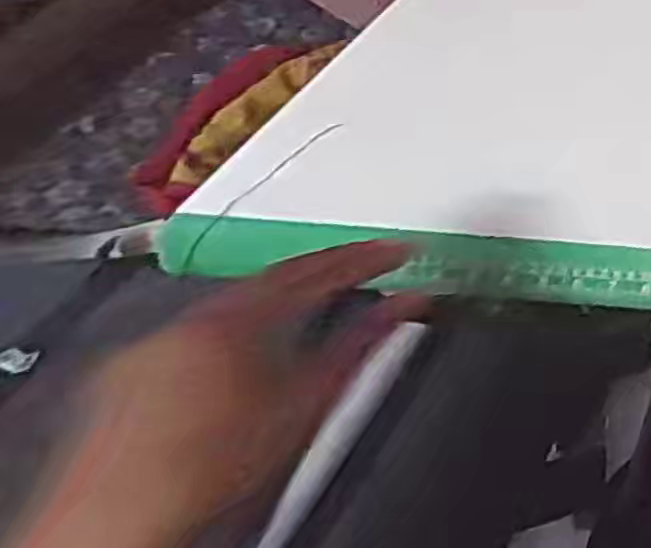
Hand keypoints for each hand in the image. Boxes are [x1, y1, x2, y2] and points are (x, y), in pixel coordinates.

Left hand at [12, 241, 427, 547]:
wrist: (122, 532)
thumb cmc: (211, 472)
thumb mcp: (313, 397)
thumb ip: (367, 339)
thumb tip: (409, 303)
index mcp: (233, 321)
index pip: (319, 269)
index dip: (368, 257)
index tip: (400, 251)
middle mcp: (185, 326)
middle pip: (275, 278)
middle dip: (330, 266)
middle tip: (372, 260)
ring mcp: (150, 351)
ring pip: (238, 299)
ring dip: (290, 289)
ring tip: (330, 288)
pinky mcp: (126, 376)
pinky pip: (202, 324)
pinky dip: (248, 315)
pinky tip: (268, 327)